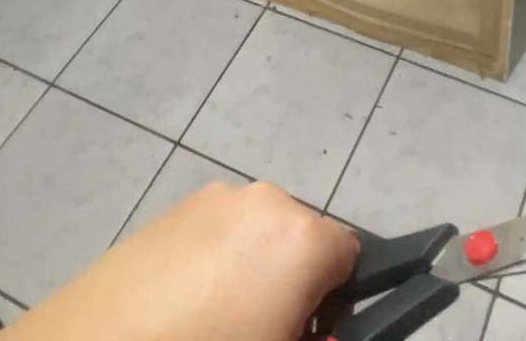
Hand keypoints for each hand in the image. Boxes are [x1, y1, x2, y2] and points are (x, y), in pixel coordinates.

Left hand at [0, 181, 357, 340]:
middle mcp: (265, 202)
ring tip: (208, 325)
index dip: (335, 302)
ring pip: (258, 236)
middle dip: (293, 284)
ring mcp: (214, 199)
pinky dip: (213, 265)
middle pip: (304, 240)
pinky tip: (177, 312)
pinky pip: (217, 234)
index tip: (304, 335)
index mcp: (301, 238)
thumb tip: (314, 334)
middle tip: (258, 334)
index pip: (352, 256)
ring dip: (252, 273)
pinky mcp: (173, 209)